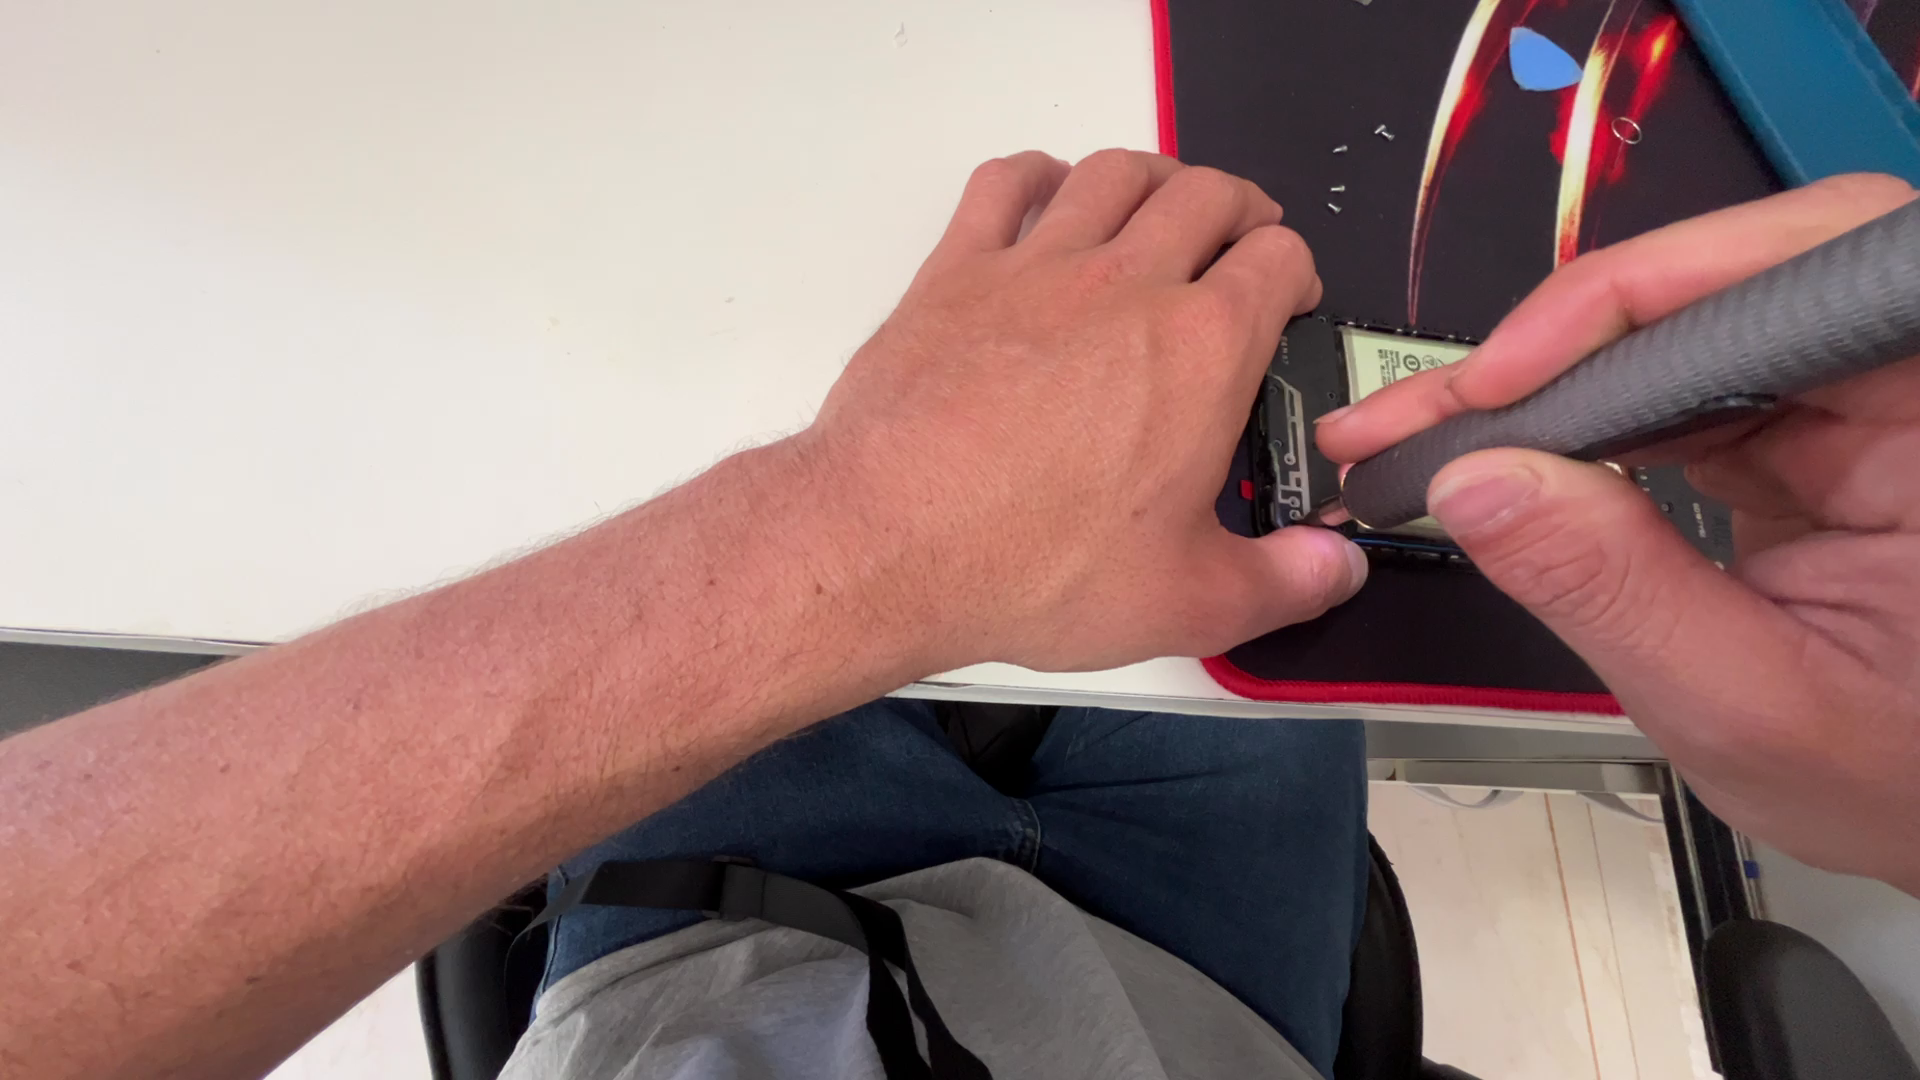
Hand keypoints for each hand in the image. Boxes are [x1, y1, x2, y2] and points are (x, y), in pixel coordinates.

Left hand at [806, 150, 1364, 672]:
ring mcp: (1033, 270)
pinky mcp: (953, 275)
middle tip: (1238, 242)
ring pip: (1113, 174)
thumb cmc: (1033, 568)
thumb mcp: (1187, 603)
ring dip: (1153, 178)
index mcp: (1201, 349)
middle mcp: (1123, 285)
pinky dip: (1036, 176)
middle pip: (1206, 196)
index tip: (1286, 299)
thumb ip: (1284, 583)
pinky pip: (1003, 185)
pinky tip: (1045, 198)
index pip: (1278, 262)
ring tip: (1160, 209)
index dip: (1294, 272)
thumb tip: (1337, 568)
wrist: (891, 546)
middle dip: (1238, 211)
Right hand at [1318, 175, 1919, 892]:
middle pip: (1701, 301)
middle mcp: (1919, 383)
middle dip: (1526, 362)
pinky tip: (1478, 461)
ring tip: (1404, 442)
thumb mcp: (1741, 704)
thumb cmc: (1906, 790)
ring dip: (1516, 398)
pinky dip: (1550, 430)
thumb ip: (1606, 584)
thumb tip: (1466, 481)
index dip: (1624, 306)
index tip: (1491, 388)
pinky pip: (1654, 399)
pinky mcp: (1798, 436)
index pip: (1797, 277)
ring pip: (1657, 347)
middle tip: (1395, 421)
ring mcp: (1858, 406)